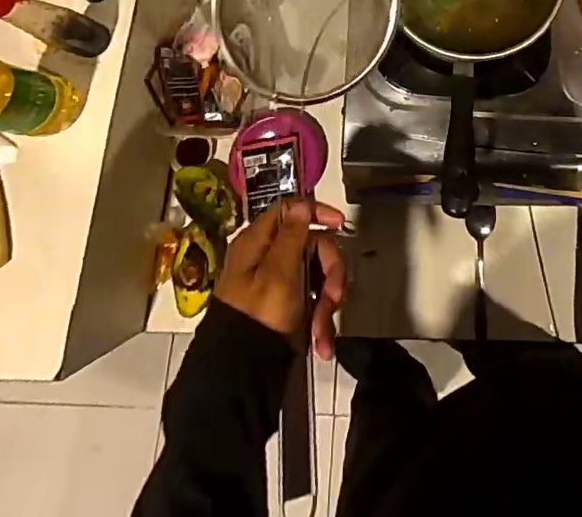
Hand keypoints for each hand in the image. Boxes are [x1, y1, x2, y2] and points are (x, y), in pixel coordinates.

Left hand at [213, 198, 349, 359]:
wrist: (241, 374)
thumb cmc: (259, 315)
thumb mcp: (278, 272)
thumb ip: (292, 236)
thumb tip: (301, 206)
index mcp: (257, 243)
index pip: (289, 210)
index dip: (316, 212)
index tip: (339, 224)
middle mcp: (267, 258)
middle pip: (311, 244)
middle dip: (329, 269)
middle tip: (335, 293)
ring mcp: (278, 283)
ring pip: (317, 274)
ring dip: (327, 300)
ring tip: (322, 327)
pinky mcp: (286, 306)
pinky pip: (312, 299)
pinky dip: (320, 319)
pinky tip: (321, 340)